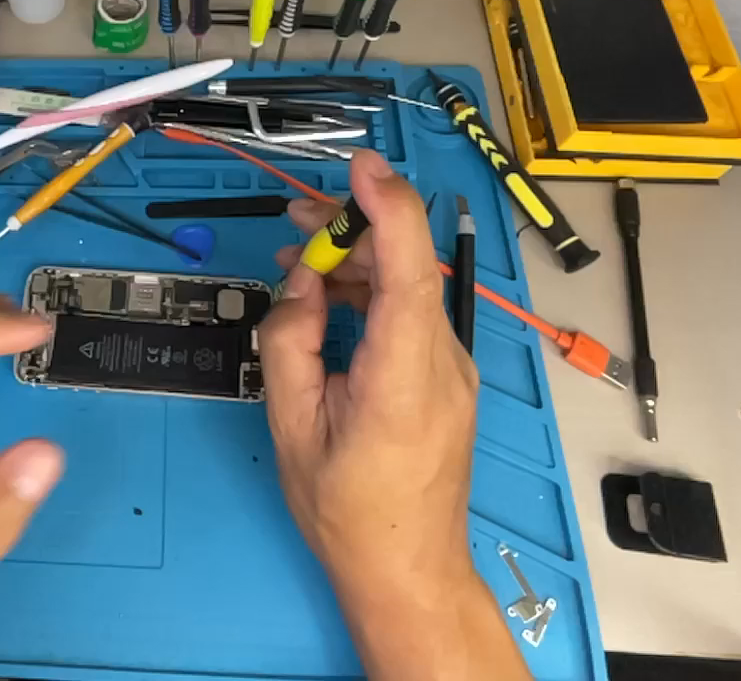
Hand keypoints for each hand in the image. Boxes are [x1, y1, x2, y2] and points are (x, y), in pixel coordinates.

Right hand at [263, 151, 528, 679]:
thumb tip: (300, 283)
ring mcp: (451, 367)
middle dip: (354, 227)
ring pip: (408, 284)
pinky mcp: (444, 373)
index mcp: (402, 379)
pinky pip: (408, 312)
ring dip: (355, 259)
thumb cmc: (345, 509)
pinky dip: (368, 290)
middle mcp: (441, 363)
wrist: (408, 571)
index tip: (361, 168)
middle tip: (296, 217)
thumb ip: (289, 341)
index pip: (411, 274)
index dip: (390, 211)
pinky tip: (325, 294)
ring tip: (296, 255)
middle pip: (409, 266)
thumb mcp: (292, 425)